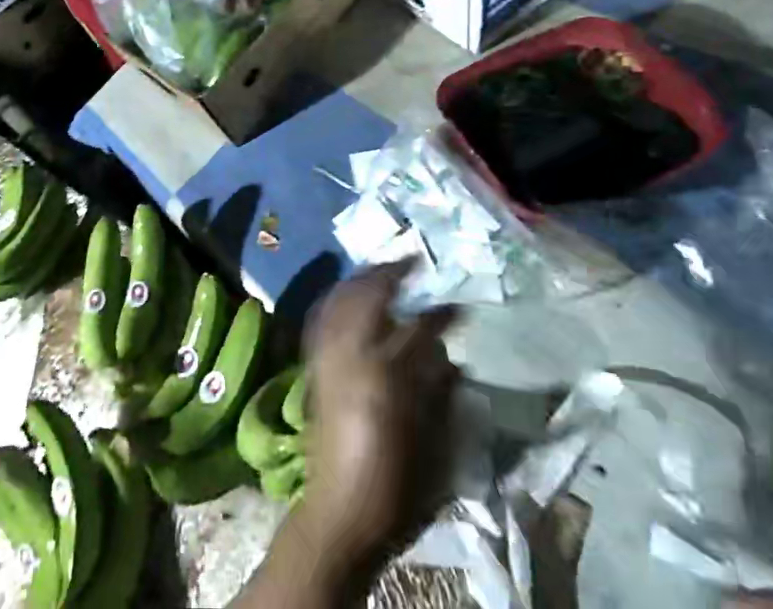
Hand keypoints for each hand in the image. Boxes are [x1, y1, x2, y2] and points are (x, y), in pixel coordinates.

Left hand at [298, 260, 460, 560]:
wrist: (342, 511)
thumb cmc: (398, 483)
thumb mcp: (435, 440)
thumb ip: (439, 390)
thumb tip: (446, 357)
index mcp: (386, 374)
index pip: (418, 327)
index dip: (440, 312)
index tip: (459, 304)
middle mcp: (349, 355)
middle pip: (366, 298)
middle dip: (388, 274)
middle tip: (411, 261)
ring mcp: (325, 357)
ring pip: (338, 301)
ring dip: (360, 281)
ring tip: (381, 271)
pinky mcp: (312, 367)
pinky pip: (322, 318)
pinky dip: (338, 300)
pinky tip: (349, 299)